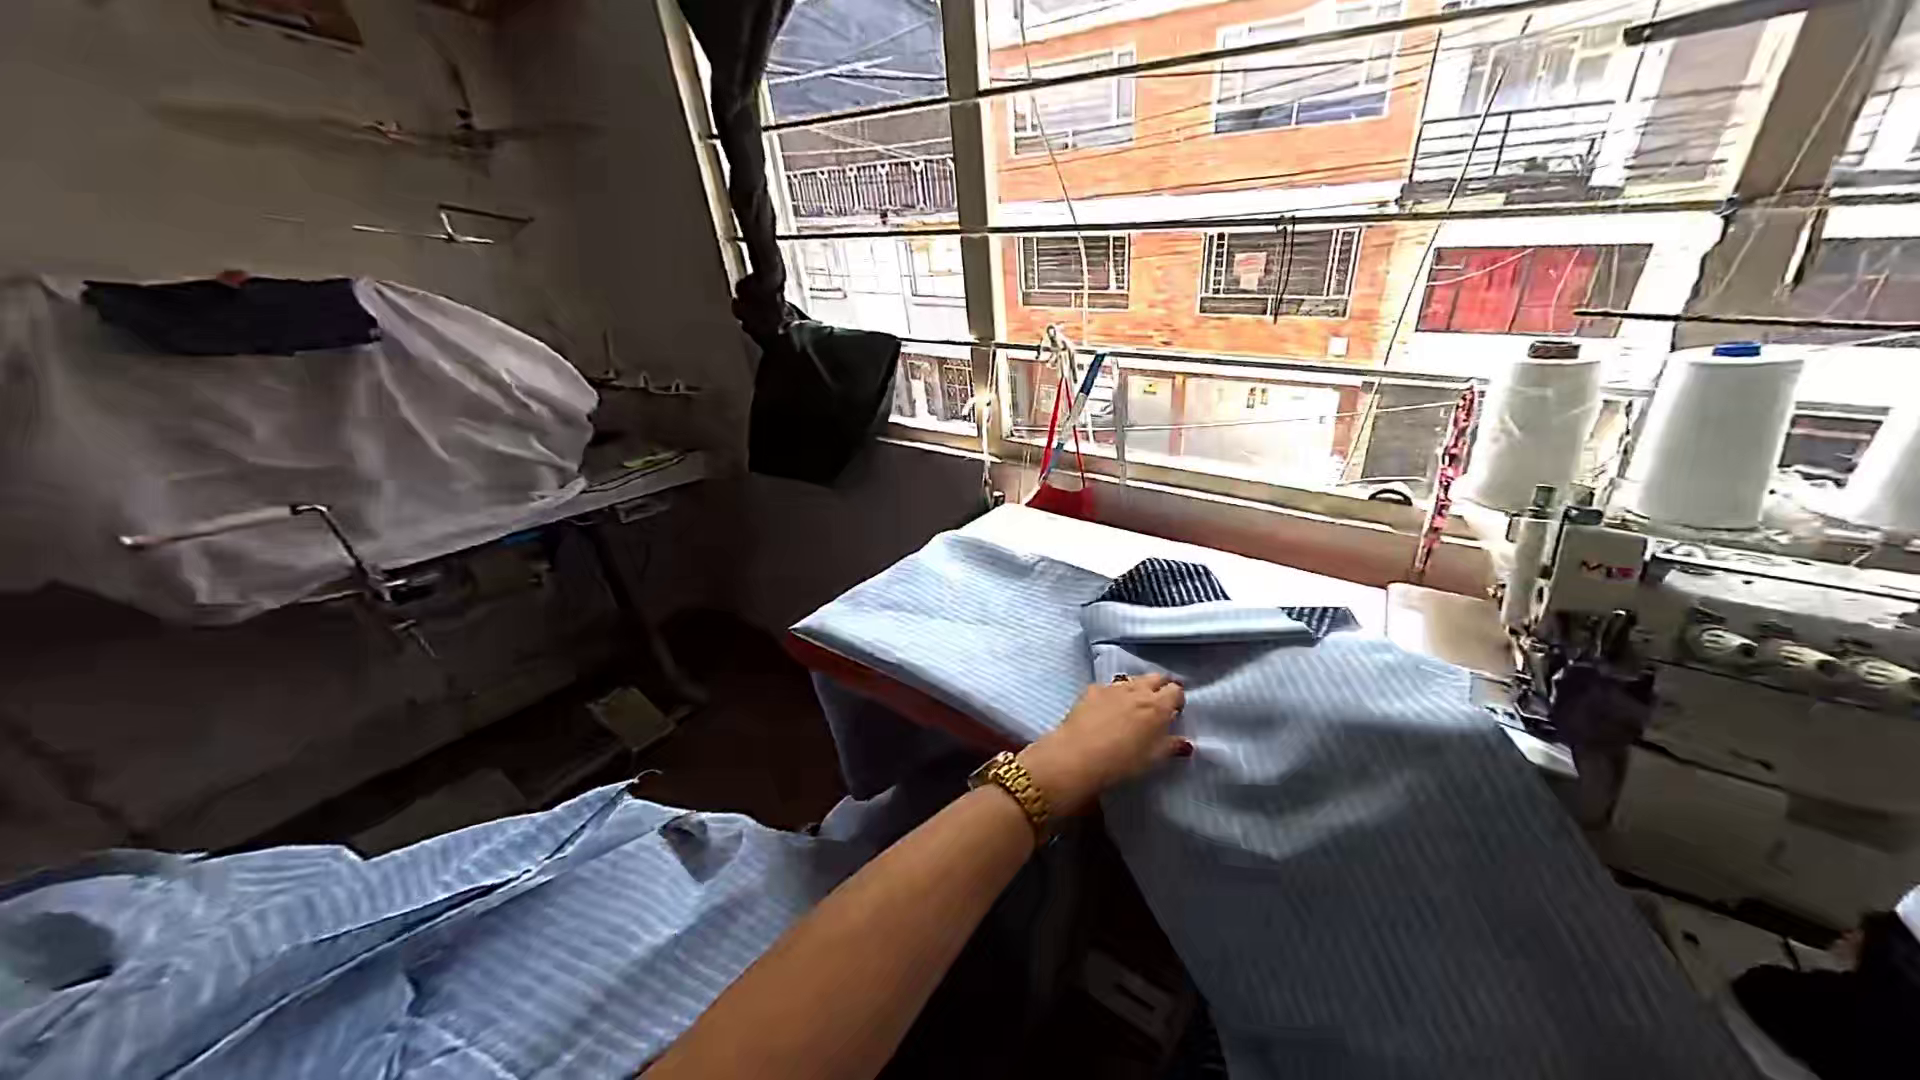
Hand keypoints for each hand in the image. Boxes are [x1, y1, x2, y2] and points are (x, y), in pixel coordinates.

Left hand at [1016, 674, 1188, 814]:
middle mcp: (1137, 690)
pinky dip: (1112, 693)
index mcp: (1157, 705)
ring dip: (1137, 687)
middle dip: (1160, 686)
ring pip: (1131, 679)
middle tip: (1158, 703)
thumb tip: (1185, 743)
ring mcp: (1112, 688)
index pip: (1175, 691)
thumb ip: (1172, 746)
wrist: (1079, 755)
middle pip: (1155, 678)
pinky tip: (1107, 707)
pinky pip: (1108, 687)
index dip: (1177, 699)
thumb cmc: (1123, 761)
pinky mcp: (1091, 691)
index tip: (1175, 711)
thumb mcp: (1154, 758)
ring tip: (1133, 704)